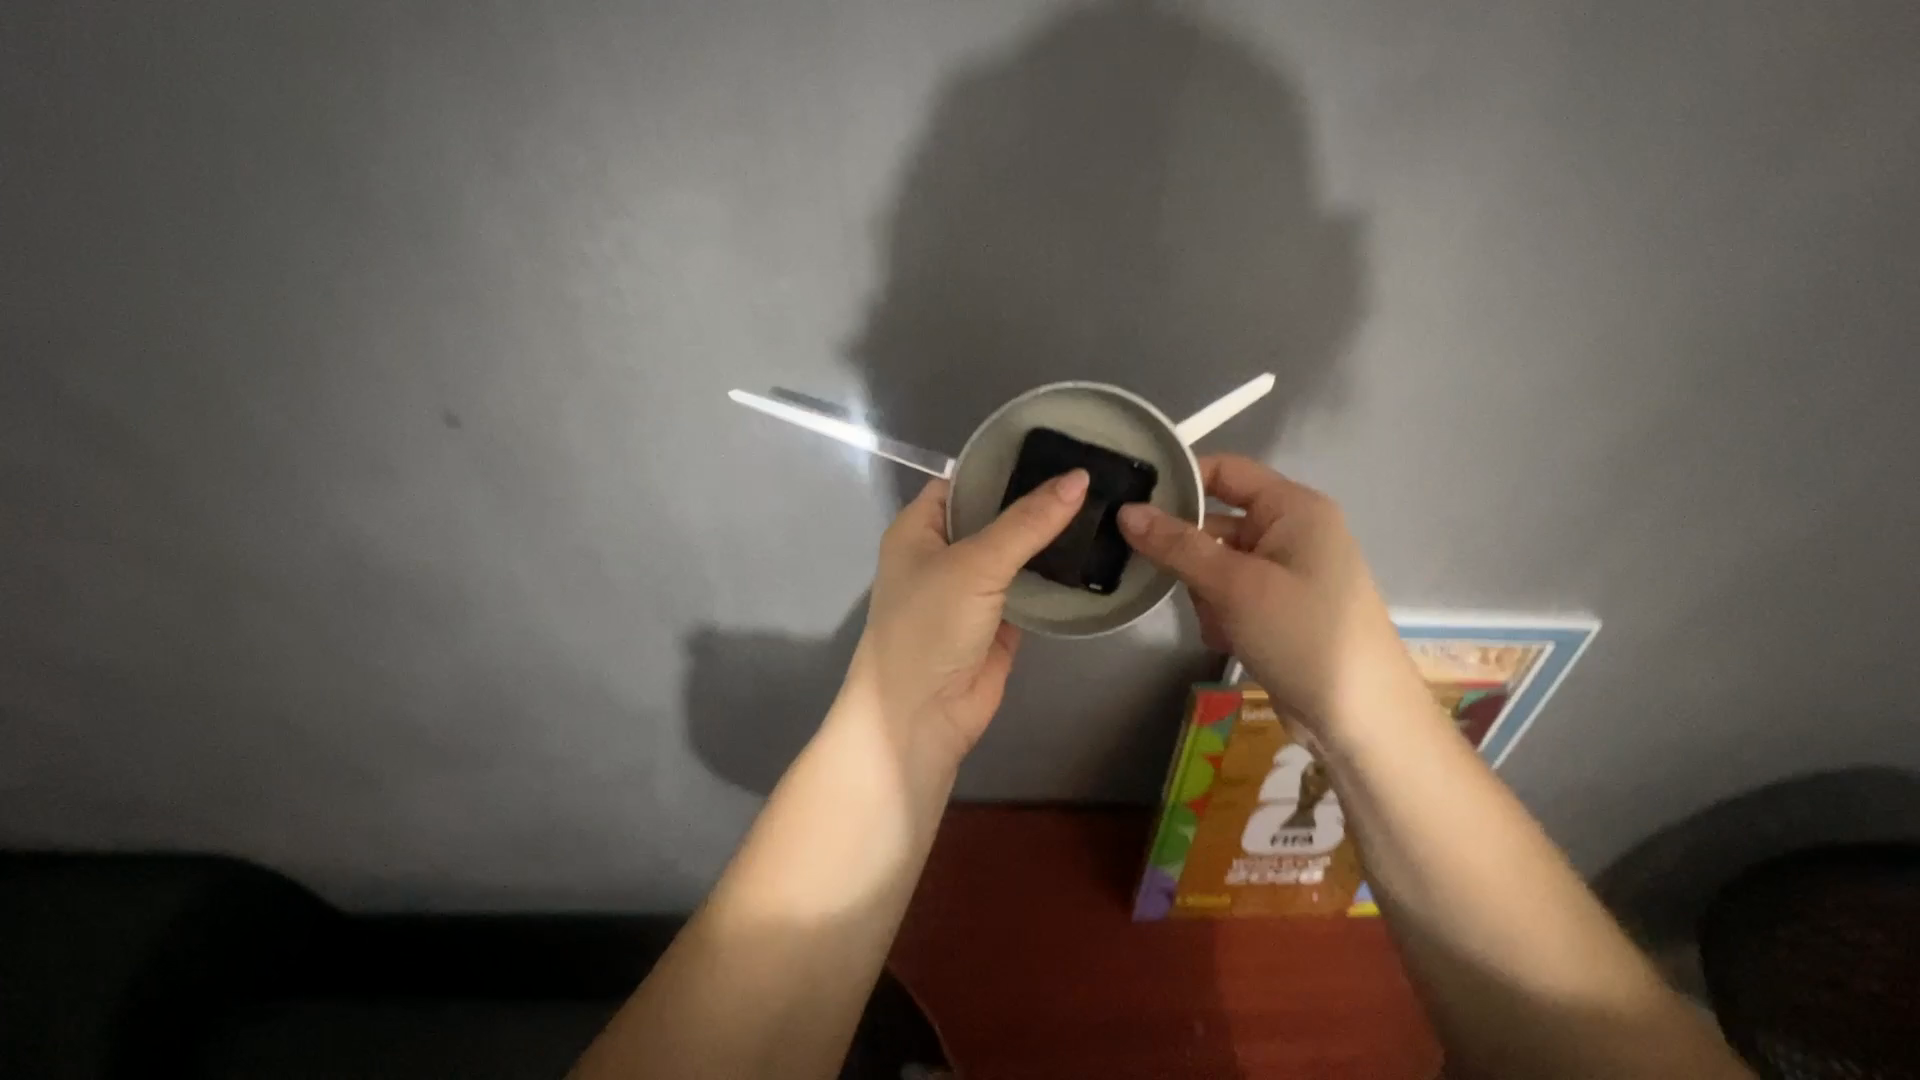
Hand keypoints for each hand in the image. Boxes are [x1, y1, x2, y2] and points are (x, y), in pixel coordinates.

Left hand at [843, 469, 1089, 774]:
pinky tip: (1096, 554)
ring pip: (1018, 553)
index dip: (1006, 465)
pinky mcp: (1001, 622)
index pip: (965, 481)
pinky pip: (1032, 588)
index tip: (1059, 446)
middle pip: (996, 515)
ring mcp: (974, 589)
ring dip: (1052, 538)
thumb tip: (1078, 477)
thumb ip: (1027, 522)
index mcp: (919, 528)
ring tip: (1107, 503)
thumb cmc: (929, 626)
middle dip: (1038, 500)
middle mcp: (944, 553)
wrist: (920, 717)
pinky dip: (1058, 576)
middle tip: (1098, 472)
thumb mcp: (975, 564)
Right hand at [1117, 454, 1424, 738]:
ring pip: (1218, 564)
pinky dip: (1221, 614)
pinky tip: (1228, 640)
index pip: (1225, 471)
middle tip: (1153, 573)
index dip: (1179, 481)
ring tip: (1216, 622)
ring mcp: (1287, 573)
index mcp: (1294, 508)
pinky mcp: (1280, 609)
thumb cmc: (1302, 635)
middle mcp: (1292, 532)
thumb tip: (1127, 511)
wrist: (1360, 718)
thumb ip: (1178, 546)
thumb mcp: (1234, 586)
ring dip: (1205, 592)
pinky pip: (1232, 595)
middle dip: (1189, 553)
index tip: (1131, 502)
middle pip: (1217, 521)